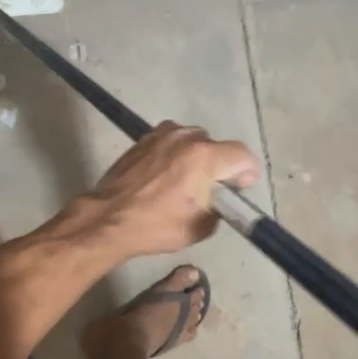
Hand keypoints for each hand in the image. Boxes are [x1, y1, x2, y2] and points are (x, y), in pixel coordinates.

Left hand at [65, 121, 260, 260]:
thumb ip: (220, 205)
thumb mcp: (201, 226)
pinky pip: (172, 140)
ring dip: (197, 157)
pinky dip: (177, 153)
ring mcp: (162, 133)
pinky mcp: (145, 137)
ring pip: (193, 140)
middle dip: (220, 165)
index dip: (247, 173)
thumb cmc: (157, 225)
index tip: (239, 189)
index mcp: (204, 157)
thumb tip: (219, 197)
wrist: (110, 216)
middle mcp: (185, 137)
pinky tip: (167, 174)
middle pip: (217, 146)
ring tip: (186, 182)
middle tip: (212, 190)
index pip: (242, 155)